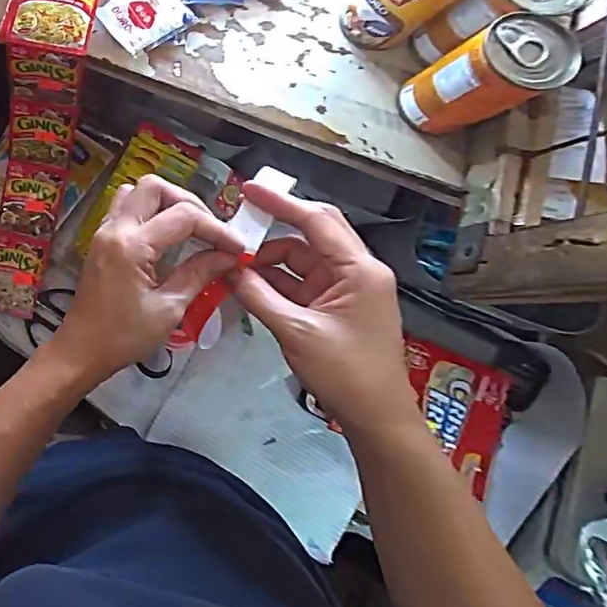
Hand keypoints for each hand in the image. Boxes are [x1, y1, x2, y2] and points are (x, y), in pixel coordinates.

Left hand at [46, 175, 242, 378]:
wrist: (81, 350)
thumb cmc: (122, 336)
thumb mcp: (168, 309)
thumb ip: (198, 274)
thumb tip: (227, 257)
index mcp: (131, 245)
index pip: (183, 217)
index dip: (216, 229)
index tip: (236, 248)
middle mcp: (114, 229)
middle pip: (154, 187)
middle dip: (189, 202)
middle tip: (210, 230)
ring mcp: (103, 231)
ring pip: (136, 192)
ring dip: (166, 202)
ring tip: (189, 228)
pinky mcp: (101, 240)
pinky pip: (126, 208)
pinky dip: (149, 212)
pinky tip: (166, 236)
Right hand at [227, 183, 421, 443]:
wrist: (376, 418)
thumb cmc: (346, 373)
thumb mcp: (296, 332)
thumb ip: (259, 296)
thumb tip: (230, 270)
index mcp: (359, 270)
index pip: (316, 221)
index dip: (281, 203)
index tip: (249, 189)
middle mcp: (356, 271)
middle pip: (313, 232)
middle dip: (276, 224)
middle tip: (240, 217)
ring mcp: (346, 288)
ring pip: (302, 258)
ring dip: (271, 259)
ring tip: (236, 263)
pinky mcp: (335, 305)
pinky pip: (301, 281)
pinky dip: (276, 281)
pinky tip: (249, 283)